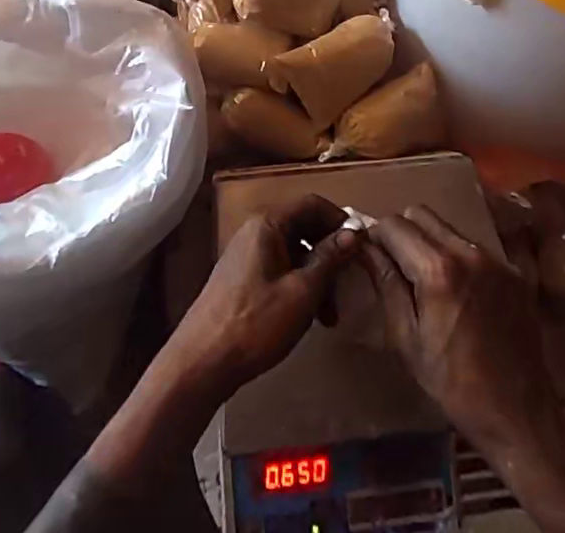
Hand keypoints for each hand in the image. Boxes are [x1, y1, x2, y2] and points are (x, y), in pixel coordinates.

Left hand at [161, 194, 361, 399]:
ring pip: (294, 253)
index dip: (339, 220)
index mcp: (267, 225)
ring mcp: (247, 255)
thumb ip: (329, 257)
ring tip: (331, 315)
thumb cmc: (257, 322)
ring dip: (317, 276)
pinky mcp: (243, 278)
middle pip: (303, 227)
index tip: (362, 246)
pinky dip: (300, 286)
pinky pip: (280, 270)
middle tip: (350, 283)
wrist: (203, 360)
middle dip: (330, 254)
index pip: (312, 203)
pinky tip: (310, 317)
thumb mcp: (302, 291)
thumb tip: (353, 231)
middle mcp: (255, 232)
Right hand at [363, 206, 564, 454]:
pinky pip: (473, 248)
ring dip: (429, 241)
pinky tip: (457, 292)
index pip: (393, 224)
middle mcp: (469, 252)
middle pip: (421, 214)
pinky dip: (456, 257)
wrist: (520, 414)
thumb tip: (363, 247)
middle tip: (395, 264)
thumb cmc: (453, 382)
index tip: (369, 255)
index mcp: (438, 269)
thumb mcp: (406, 337)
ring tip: (425, 279)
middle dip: (401, 231)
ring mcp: (496, 260)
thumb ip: (385, 283)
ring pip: (448, 227)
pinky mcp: (514, 272)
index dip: (375, 236)